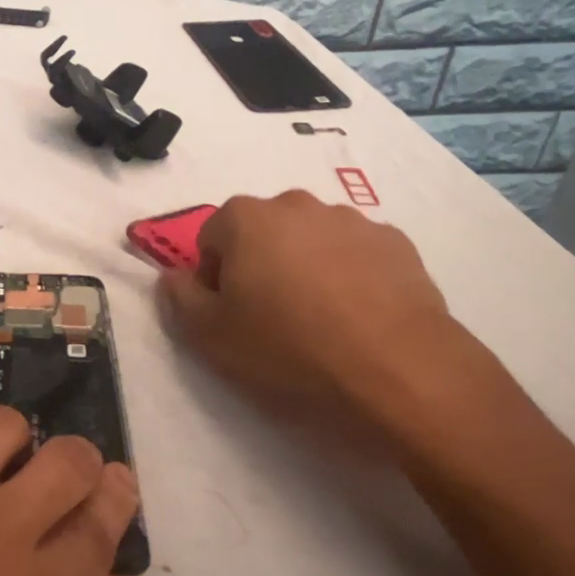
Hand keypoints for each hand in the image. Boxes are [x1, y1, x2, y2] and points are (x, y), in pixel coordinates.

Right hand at [158, 190, 464, 416]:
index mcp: (245, 218)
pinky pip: (358, 255)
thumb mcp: (210, 335)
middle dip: (261, 264)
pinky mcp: (398, 244)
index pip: (211, 240)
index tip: (232, 315)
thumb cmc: (290, 348)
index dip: (215, 279)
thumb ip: (180, 297)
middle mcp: (296, 204)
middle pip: (262, 233)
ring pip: (312, 240)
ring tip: (322, 320)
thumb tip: (174, 276)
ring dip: (307, 267)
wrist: (400, 371)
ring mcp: (352, 220)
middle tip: (273, 316)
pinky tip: (360, 317)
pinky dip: (352, 275)